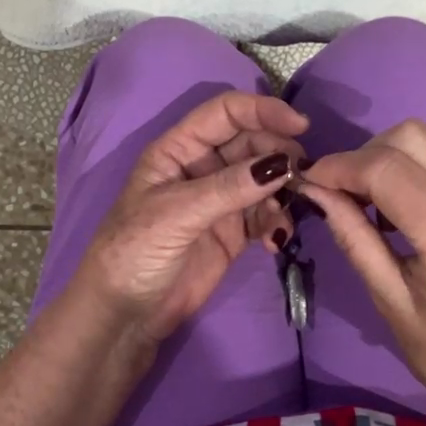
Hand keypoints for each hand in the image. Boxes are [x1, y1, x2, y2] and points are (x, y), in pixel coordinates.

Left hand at [77, 91, 307, 343]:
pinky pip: (265, 214)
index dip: (261, 111)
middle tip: (302, 175)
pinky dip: (278, 221)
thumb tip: (281, 165)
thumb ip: (228, 188)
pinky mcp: (232, 233)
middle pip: (250, 142)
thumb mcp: (176, 213)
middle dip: (278, 153)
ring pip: (263, 178)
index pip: (224, 113)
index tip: (299, 125)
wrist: (124, 315)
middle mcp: (201, 166)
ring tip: (290, 213)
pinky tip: (277, 239)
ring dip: (283, 190)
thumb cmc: (134, 252)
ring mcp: (219, 200)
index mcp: (177, 149)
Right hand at [300, 119, 425, 405]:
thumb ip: (352, 236)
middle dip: (363, 155)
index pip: (386, 171)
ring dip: (386, 155)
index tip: (310, 181)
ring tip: (369, 198)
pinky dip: (409, 163)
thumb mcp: (389, 299)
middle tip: (341, 191)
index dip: (339, 167)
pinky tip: (398, 200)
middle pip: (409, 137)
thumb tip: (313, 188)